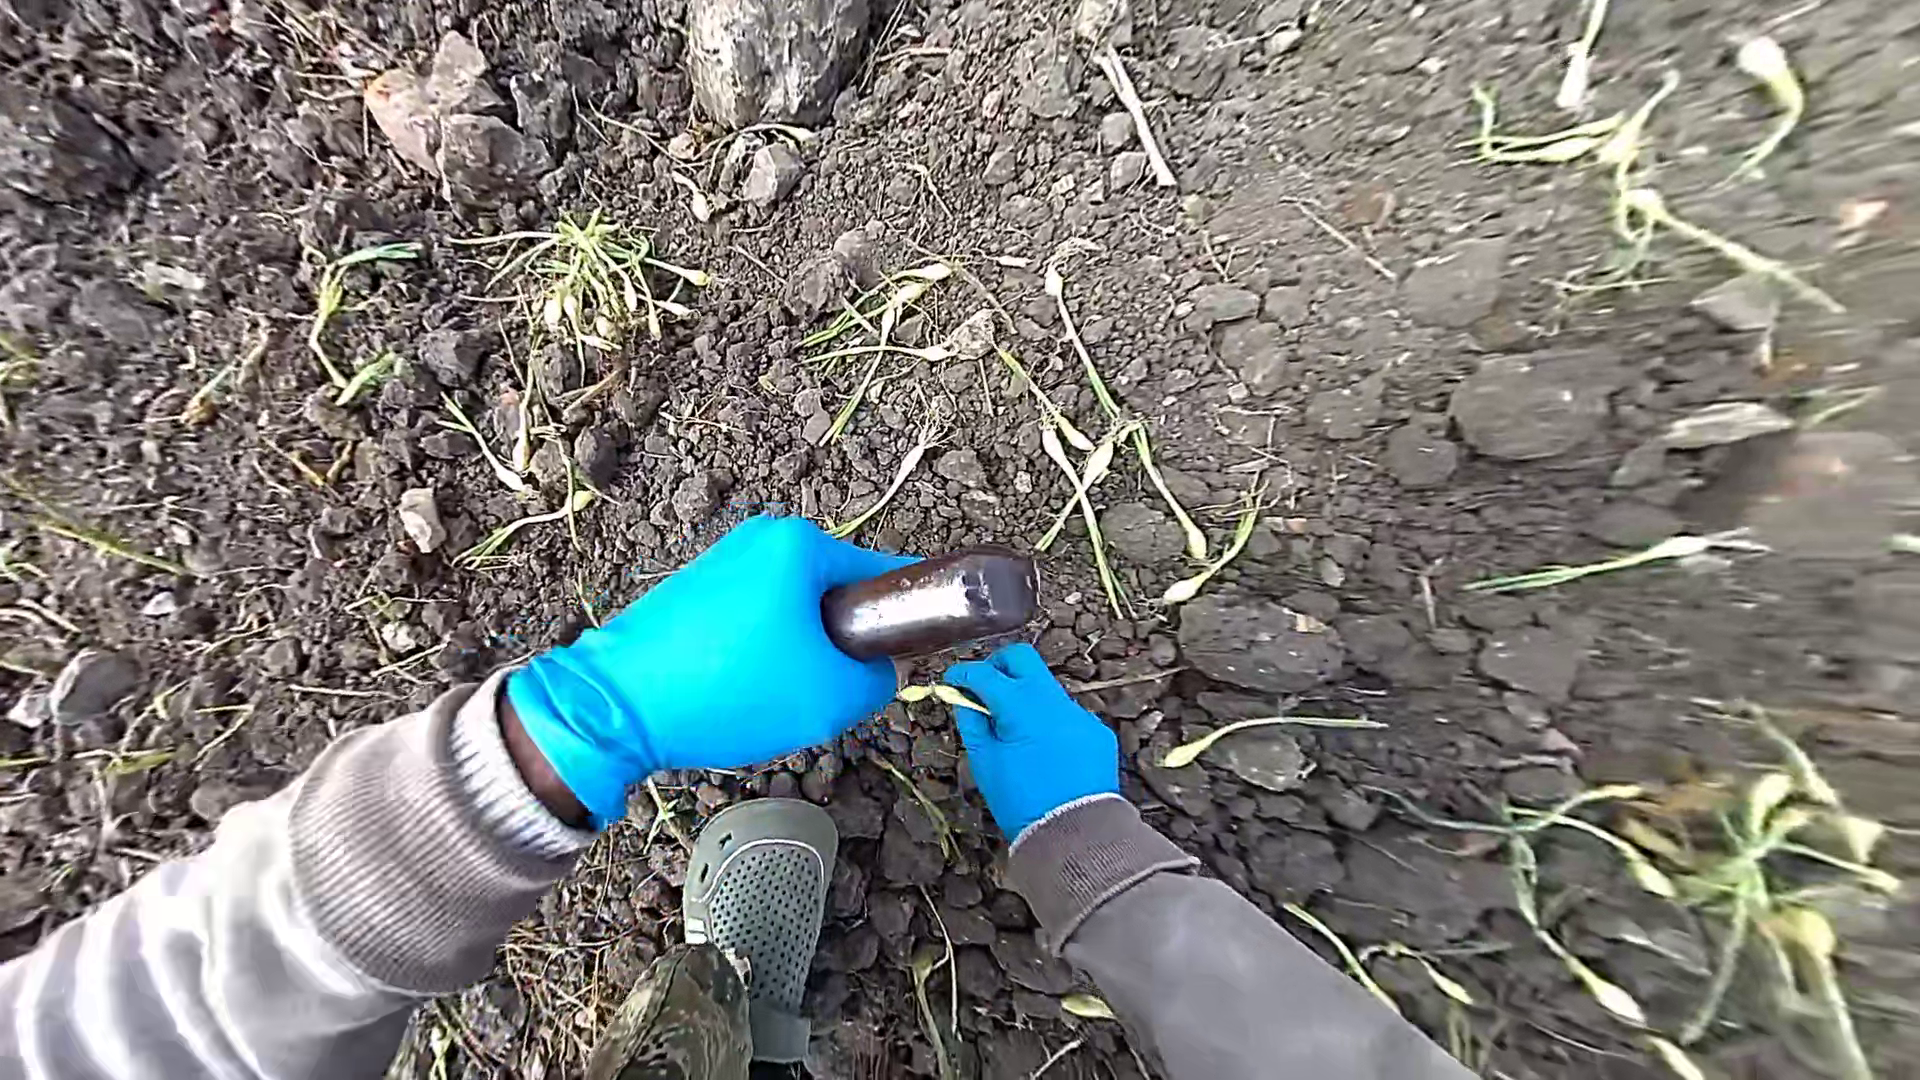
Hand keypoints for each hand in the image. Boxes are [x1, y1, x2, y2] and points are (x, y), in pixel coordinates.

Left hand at [507, 516, 914, 826]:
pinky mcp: (698, 584)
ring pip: (799, 605)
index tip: (906, 653)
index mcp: (800, 544)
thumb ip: (882, 678)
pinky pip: (760, 611)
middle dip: (845, 638)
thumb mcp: (832, 696)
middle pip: (838, 591)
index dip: (904, 615)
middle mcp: (764, 536)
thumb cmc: (734, 688)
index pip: (883, 572)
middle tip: (831, 684)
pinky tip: (747, 680)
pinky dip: (768, 644)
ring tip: (781, 688)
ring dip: (806, 644)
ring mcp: (726, 557)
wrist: (611, 709)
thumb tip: (884, 667)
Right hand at [946, 643, 1118, 839]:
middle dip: (997, 665)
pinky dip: (1047, 719)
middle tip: (982, 687)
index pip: (986, 673)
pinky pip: (1066, 713)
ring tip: (1010, 726)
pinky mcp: (1096, 730)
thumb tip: (961, 697)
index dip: (963, 673)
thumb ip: (972, 721)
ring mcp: (1079, 713)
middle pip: (1021, 658)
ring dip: (1024, 695)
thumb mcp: (985, 762)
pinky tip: (1041, 748)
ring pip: (1045, 686)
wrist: (1076, 836)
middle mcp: (1054, 699)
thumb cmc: (1021, 802)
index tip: (951, 679)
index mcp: (1022, 705)